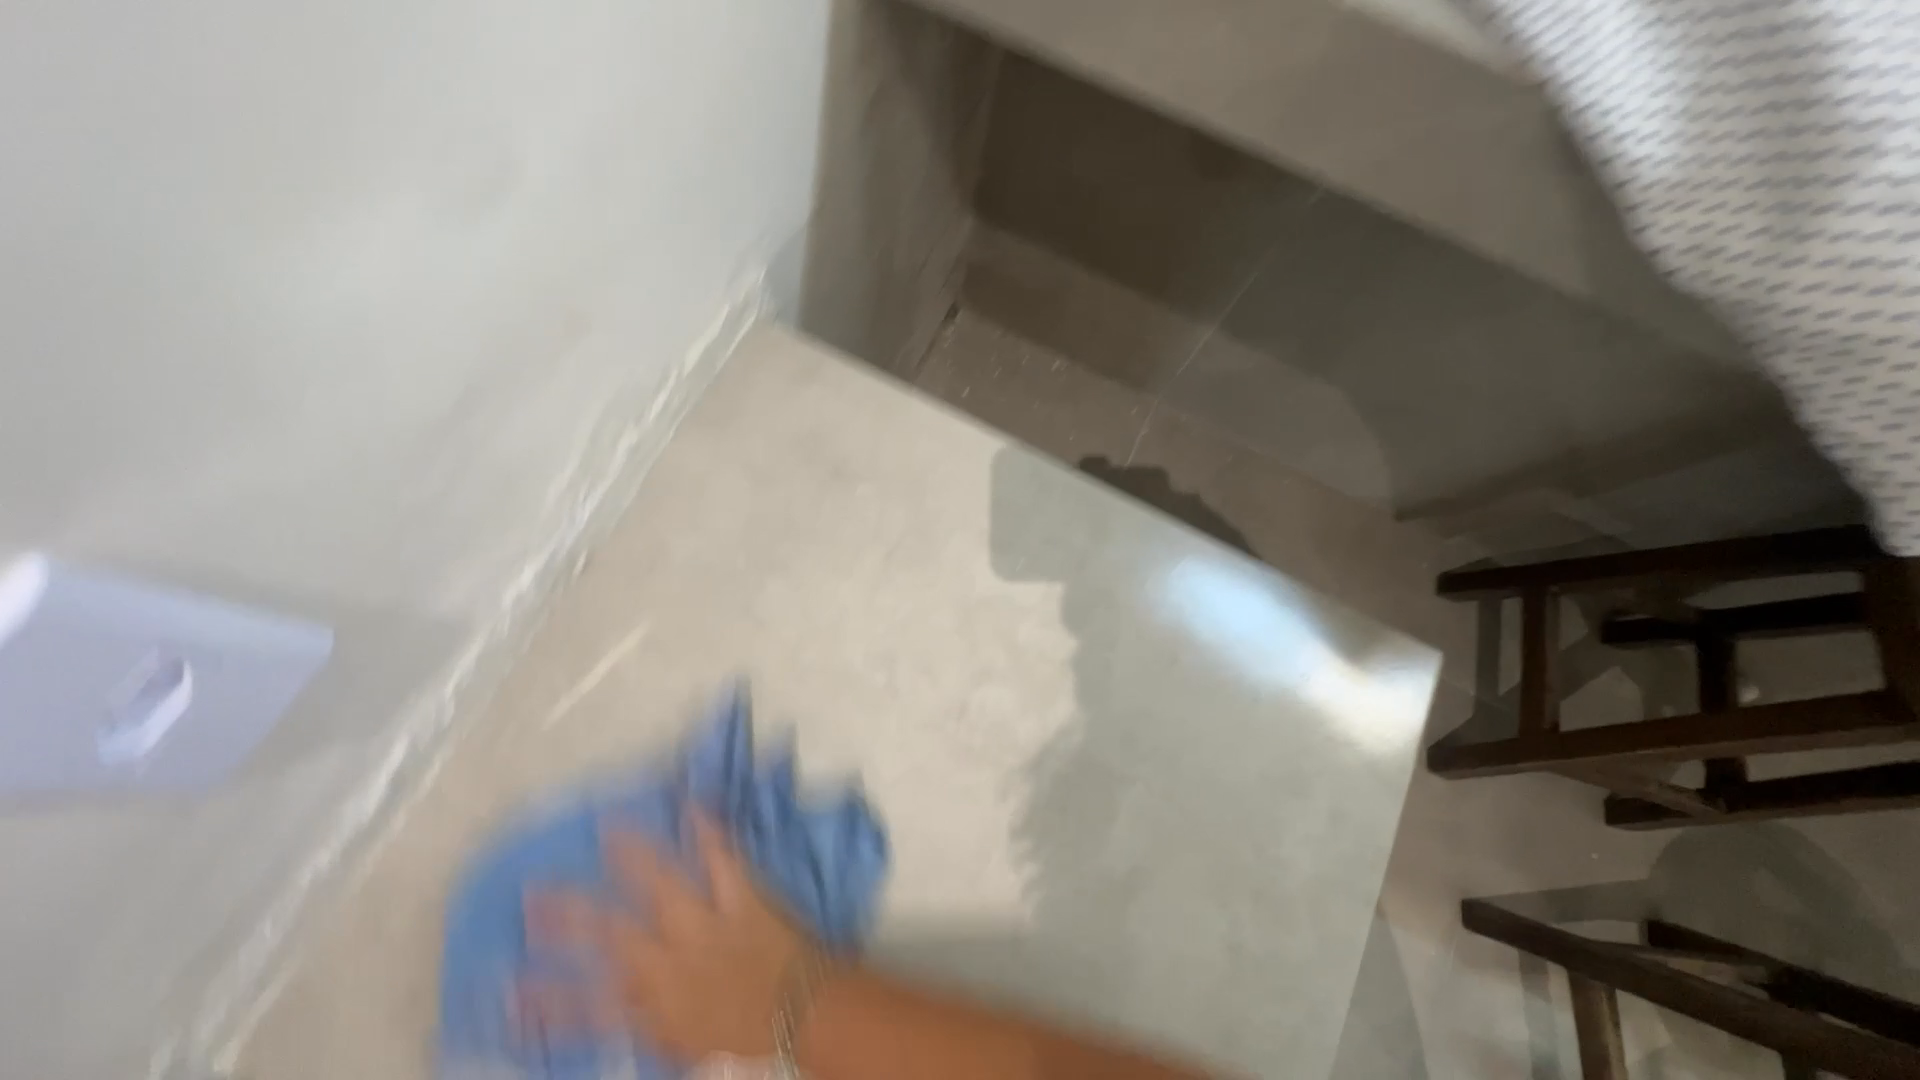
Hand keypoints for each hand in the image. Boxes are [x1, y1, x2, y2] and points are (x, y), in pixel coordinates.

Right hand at [522, 811, 810, 1062]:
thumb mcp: (685, 1042)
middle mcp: (671, 962)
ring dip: (633, 856)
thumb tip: (619, 1009)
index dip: (544, 1001)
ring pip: (660, 887)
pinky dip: (707, 831)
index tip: (507, 988)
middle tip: (532, 891)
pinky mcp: (742, 897)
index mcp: (655, 1006)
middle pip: (610, 934)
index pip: (587, 1008)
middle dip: (568, 913)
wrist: (808, 1013)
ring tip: (607, 826)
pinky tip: (693, 802)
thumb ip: (649, 1024)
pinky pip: (722, 860)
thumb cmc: (748, 1033)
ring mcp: (706, 924)